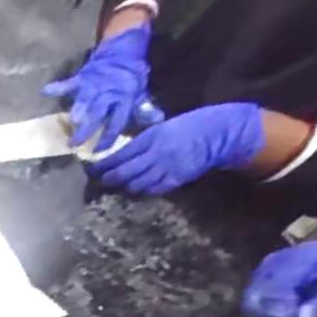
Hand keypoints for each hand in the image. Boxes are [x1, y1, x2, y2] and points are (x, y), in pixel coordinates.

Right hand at [44, 25, 152, 148]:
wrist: (123, 50)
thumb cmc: (129, 78)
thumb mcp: (138, 94)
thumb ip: (142, 109)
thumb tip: (157, 121)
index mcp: (124, 98)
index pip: (117, 121)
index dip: (109, 136)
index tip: (99, 150)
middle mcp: (107, 94)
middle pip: (97, 114)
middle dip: (87, 129)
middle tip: (75, 143)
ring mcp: (93, 86)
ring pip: (84, 101)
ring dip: (78, 110)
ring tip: (71, 121)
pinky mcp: (81, 79)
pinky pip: (68, 84)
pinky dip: (57, 87)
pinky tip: (46, 91)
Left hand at [90, 102, 264, 193]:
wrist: (223, 131)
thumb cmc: (191, 125)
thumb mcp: (164, 126)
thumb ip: (142, 142)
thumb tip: (117, 157)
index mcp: (153, 136)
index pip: (120, 155)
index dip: (103, 165)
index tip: (93, 170)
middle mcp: (157, 153)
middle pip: (123, 173)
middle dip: (109, 179)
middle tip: (103, 181)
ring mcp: (166, 168)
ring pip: (134, 185)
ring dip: (124, 186)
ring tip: (119, 185)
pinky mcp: (175, 180)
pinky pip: (150, 191)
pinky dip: (141, 191)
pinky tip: (138, 188)